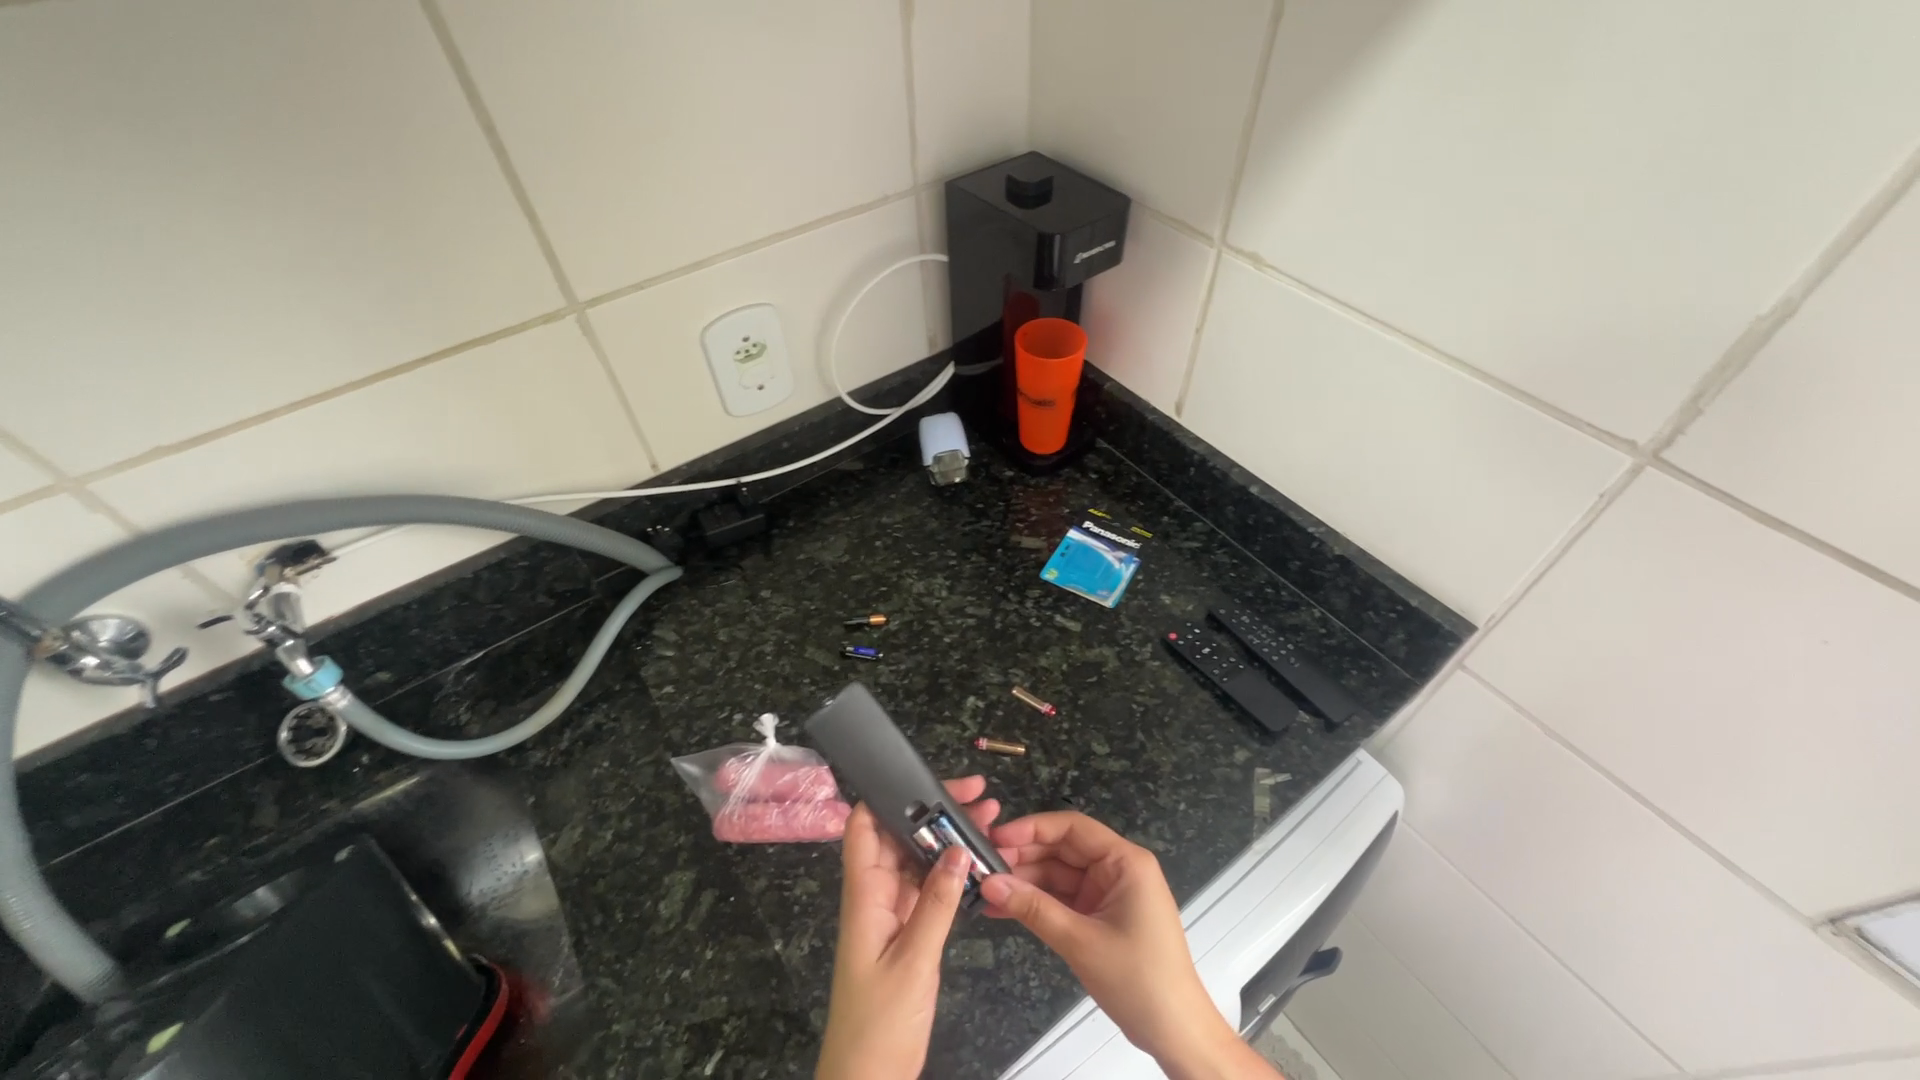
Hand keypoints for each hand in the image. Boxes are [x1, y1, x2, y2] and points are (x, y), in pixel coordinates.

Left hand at [817, 776, 1000, 1079]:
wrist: (867, 1079)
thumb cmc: (878, 1023)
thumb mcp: (912, 960)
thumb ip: (937, 904)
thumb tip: (959, 851)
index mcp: (863, 894)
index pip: (863, 827)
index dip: (889, 796)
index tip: (931, 780)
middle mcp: (875, 895)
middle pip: (900, 837)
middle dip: (936, 812)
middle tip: (981, 798)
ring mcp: (891, 914)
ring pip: (918, 862)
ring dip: (948, 842)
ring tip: (989, 822)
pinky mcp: (906, 932)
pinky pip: (928, 890)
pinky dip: (951, 875)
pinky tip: (977, 865)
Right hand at [981, 812, 1277, 1079]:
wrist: (1175, 1031)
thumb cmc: (1138, 979)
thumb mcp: (1081, 941)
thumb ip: (1034, 908)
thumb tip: (989, 883)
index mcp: (1125, 862)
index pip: (1072, 828)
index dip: (1031, 828)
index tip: (994, 837)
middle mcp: (1116, 870)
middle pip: (1062, 849)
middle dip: (1022, 856)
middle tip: (980, 865)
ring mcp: (1107, 894)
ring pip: (1057, 874)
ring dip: (1023, 881)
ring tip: (984, 888)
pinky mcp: (1099, 917)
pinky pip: (1062, 899)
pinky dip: (1035, 903)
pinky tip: (1002, 908)